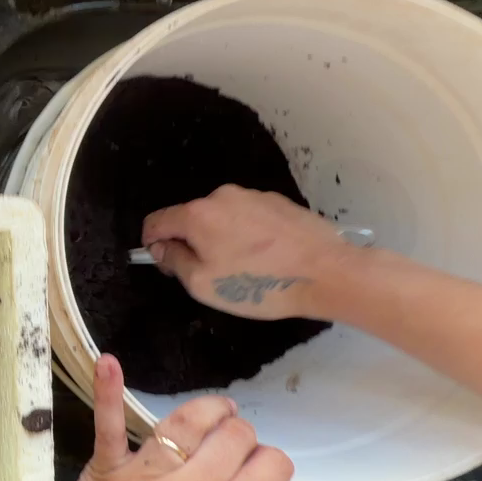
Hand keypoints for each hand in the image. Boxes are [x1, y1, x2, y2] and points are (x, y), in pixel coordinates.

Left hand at [10, 356, 291, 480]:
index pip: (269, 469)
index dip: (269, 462)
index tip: (261, 465)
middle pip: (232, 439)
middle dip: (241, 435)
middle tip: (234, 442)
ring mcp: (145, 475)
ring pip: (186, 423)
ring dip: (209, 409)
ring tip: (218, 408)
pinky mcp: (105, 466)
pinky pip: (109, 424)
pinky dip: (109, 391)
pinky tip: (109, 362)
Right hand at [140, 184, 353, 320]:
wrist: (329, 274)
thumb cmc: (259, 284)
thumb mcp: (202, 284)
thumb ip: (174, 261)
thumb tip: (162, 247)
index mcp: (197, 214)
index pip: (156, 221)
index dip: (152, 244)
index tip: (166, 263)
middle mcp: (221, 197)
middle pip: (190, 218)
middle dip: (191, 242)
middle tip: (209, 272)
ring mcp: (253, 196)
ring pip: (220, 217)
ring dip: (220, 237)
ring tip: (244, 266)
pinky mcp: (279, 202)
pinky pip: (248, 217)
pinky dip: (247, 234)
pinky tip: (267, 257)